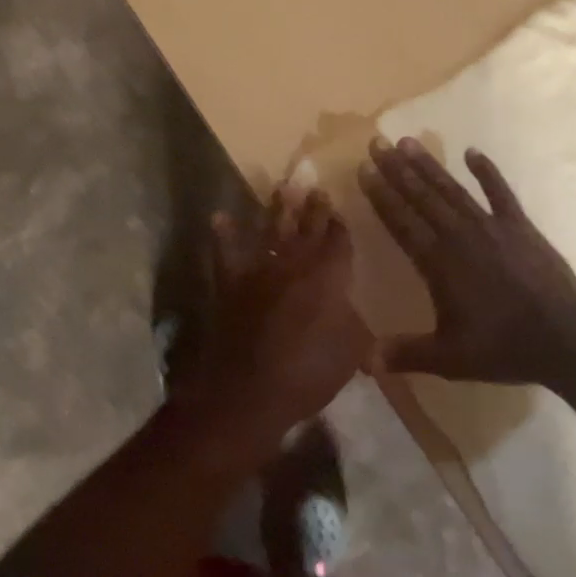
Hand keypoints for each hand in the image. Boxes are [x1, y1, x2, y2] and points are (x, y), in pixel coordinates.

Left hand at [178, 187, 372, 454]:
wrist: (250, 391)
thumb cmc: (309, 374)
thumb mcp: (350, 353)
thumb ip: (356, 326)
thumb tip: (352, 312)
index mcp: (329, 277)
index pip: (338, 241)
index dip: (339, 226)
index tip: (338, 210)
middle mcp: (295, 264)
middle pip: (306, 228)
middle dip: (312, 207)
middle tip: (313, 185)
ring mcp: (260, 271)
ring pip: (270, 230)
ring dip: (276, 208)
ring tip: (281, 186)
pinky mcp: (231, 283)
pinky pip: (226, 252)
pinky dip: (223, 234)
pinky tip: (219, 216)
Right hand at [359, 137, 575, 388]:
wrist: (567, 338)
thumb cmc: (504, 347)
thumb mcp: (450, 358)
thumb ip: (407, 354)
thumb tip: (366, 360)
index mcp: (438, 263)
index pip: (401, 222)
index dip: (381, 196)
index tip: (363, 170)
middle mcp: (460, 236)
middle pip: (422, 197)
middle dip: (397, 170)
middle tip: (377, 142)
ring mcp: (492, 227)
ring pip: (453, 189)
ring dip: (429, 166)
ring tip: (408, 142)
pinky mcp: (520, 227)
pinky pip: (500, 193)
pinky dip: (487, 172)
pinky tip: (472, 152)